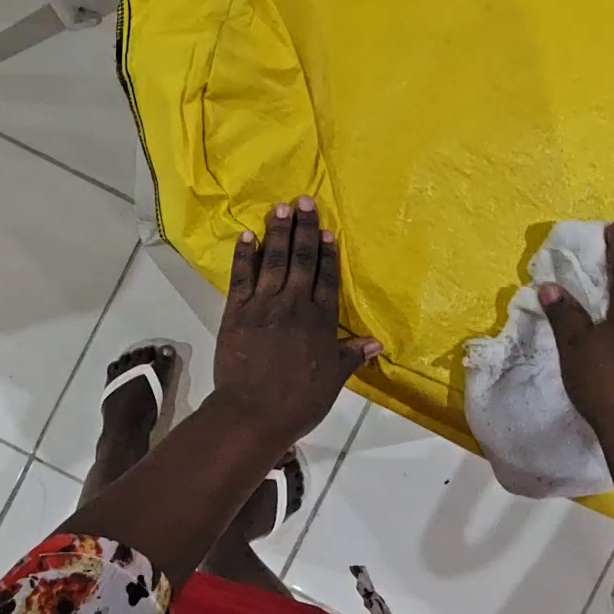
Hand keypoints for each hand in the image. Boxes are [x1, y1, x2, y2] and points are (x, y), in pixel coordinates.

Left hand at [214, 197, 380, 443]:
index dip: (328, 253)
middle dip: (304, 229)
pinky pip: (241, 277)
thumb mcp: (333, 380)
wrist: (253, 413)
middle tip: (305, 200)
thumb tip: (376, 343)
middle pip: (301, 260)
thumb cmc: (298, 401)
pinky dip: (243, 255)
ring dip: (277, 232)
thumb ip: (352, 356)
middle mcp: (294, 305)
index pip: (327, 278)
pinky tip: (247, 235)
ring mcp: (263, 305)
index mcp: (320, 321)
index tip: (328, 230)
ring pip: (273, 261)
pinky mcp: (236, 311)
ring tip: (281, 207)